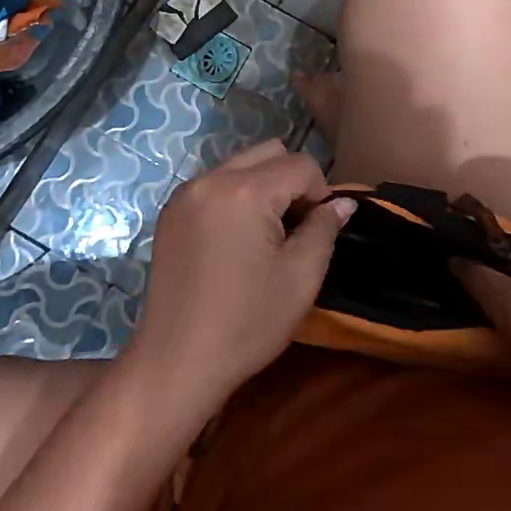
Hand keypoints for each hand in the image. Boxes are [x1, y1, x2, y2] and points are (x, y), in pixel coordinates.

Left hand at [126, 140, 355, 411]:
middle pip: (267, 152)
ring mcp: (183, 193)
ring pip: (238, 164)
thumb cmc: (248, 322)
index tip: (317, 231)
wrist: (178, 358)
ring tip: (264, 235)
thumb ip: (324, 229)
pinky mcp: (169, 212)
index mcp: (244, 191)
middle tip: (293, 228)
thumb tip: (342, 203)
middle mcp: (209, 179)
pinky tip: (234, 240)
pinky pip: (212, 184)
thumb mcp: (300, 278)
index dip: (320, 193)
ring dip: (261, 186)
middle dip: (290, 181)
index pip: (300, 164)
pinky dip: (233, 197)